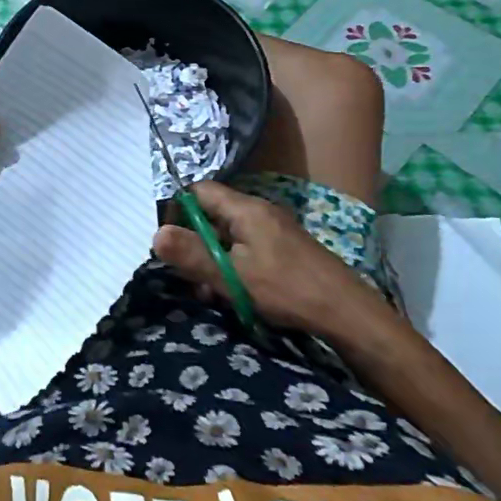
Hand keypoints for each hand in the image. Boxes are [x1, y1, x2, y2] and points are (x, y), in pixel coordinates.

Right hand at [151, 181, 388, 335]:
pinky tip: (237, 295)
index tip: (172, 243)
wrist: (344, 310)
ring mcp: (274, 229)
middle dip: (197, 245)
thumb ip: (193, 255)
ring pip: (229, 236)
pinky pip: (247, 248)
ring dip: (215, 262)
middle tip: (192, 278)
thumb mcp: (231, 276)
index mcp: (246, 208)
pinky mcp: (284, 248)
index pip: (200, 191)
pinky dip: (235, 267)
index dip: (178, 211)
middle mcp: (259, 211)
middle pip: (213, 215)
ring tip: (214, 294)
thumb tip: (156, 235)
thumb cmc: (285, 288)